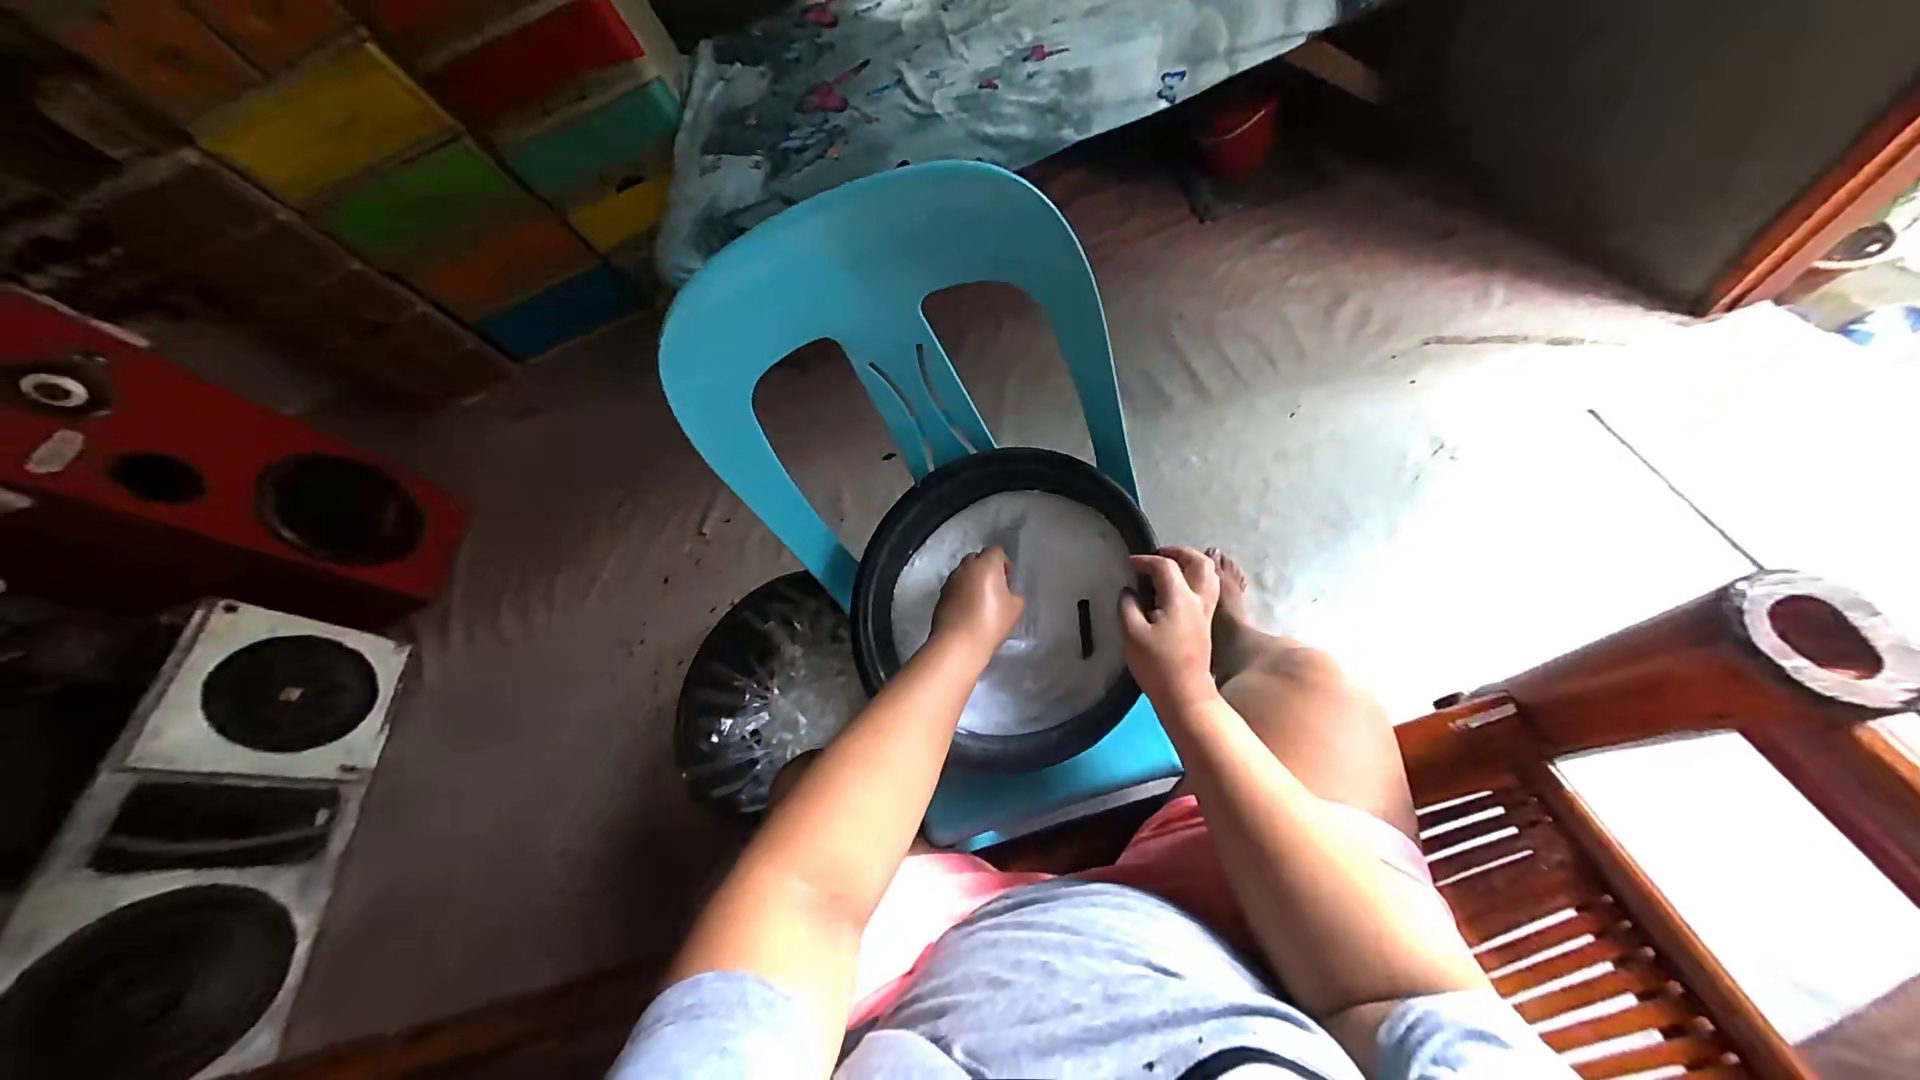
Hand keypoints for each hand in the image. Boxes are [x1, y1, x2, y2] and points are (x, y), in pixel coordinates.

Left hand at [931, 546, 1023, 656]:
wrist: (958, 643)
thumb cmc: (991, 622)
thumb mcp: (1015, 607)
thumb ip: (1013, 592)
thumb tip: (1006, 591)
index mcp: (986, 564)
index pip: (996, 551)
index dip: (1004, 562)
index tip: (1008, 579)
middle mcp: (965, 567)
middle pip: (977, 558)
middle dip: (986, 567)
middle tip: (995, 587)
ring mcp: (950, 580)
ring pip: (964, 571)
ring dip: (973, 579)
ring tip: (980, 599)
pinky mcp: (941, 594)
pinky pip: (955, 586)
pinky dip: (962, 591)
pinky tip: (967, 609)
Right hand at [1119, 546, 1220, 710]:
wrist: (1186, 695)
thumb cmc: (1157, 665)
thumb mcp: (1132, 634)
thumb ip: (1128, 606)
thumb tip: (1129, 591)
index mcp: (1180, 599)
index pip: (1165, 567)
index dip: (1145, 560)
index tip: (1129, 564)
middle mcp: (1198, 600)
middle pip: (1199, 563)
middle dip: (1178, 552)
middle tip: (1157, 553)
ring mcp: (1205, 612)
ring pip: (1208, 575)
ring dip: (1190, 564)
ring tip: (1169, 566)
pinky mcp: (1205, 623)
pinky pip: (1207, 589)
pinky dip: (1194, 578)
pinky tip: (1177, 587)